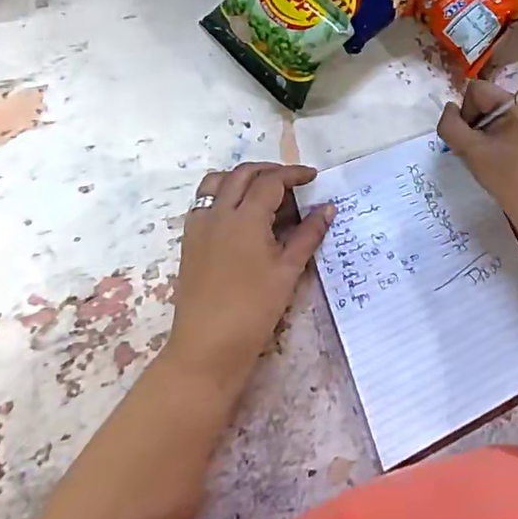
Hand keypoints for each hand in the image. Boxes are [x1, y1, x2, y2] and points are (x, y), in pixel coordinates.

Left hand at [166, 162, 332, 385]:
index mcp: (246, 217)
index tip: (313, 177)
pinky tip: (239, 215)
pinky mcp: (189, 241)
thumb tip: (327, 208)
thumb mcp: (289, 270)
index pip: (271, 181)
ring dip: (242, 178)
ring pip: (217, 182)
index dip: (294, 174)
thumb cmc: (254, 308)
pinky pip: (204, 202)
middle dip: (270, 171)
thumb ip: (309, 234)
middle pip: (243, 174)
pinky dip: (223, 194)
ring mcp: (200, 226)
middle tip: (292, 181)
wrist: (207, 347)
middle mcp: (219, 213)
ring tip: (263, 191)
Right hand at [437, 81, 517, 226]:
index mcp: (516, 101)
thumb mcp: (469, 150)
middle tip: (478, 150)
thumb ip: (450, 125)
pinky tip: (499, 157)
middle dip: (474, 123)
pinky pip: (504, 123)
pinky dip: (495, 136)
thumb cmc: (505, 176)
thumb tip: (450, 108)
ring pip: (492, 113)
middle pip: (484, 100)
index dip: (465, 113)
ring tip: (489, 155)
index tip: (471, 139)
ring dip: (483, 131)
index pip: (475, 91)